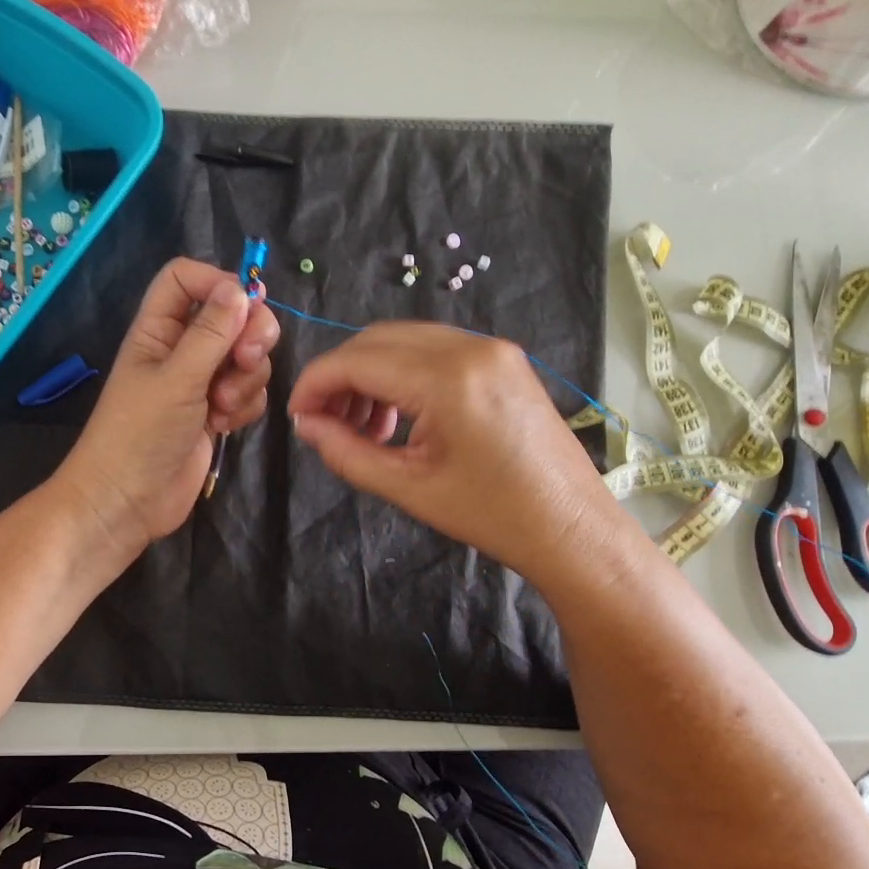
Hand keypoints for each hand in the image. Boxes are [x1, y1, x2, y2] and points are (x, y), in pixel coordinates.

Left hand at [53, 258, 279, 552]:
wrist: (126, 503)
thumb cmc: (139, 435)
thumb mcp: (177, 379)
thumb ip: (211, 334)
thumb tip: (240, 289)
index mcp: (158, 330)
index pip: (187, 279)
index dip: (218, 282)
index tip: (244, 306)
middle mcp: (180, 349)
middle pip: (230, 316)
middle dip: (248, 335)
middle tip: (247, 360)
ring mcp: (199, 383)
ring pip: (245, 357)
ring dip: (246, 379)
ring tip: (222, 408)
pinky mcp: (215, 414)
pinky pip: (247, 392)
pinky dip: (245, 406)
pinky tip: (224, 427)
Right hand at [288, 322, 625, 581]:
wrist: (571, 528)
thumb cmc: (491, 515)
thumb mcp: (407, 488)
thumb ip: (346, 451)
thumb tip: (305, 425)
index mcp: (448, 378)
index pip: (357, 360)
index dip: (315, 383)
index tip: (297, 417)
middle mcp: (471, 347)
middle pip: (377, 340)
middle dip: (340, 377)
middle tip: (323, 423)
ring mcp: (492, 349)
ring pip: (403, 341)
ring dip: (369, 374)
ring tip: (360, 427)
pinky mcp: (502, 359)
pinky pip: (434, 351)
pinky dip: (402, 375)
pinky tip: (396, 417)